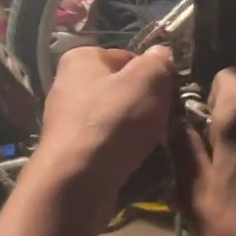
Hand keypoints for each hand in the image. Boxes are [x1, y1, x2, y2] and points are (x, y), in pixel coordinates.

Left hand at [31, 46, 175, 201]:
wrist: (76, 181)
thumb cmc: (113, 121)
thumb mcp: (148, 81)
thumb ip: (158, 62)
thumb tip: (162, 54)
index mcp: (81, 58)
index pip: (128, 57)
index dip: (154, 74)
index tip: (169, 94)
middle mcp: (67, 84)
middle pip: (120, 88)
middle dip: (144, 103)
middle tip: (164, 120)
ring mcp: (65, 119)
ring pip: (113, 118)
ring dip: (134, 129)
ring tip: (151, 143)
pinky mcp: (68, 150)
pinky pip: (103, 142)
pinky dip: (119, 149)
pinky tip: (131, 160)